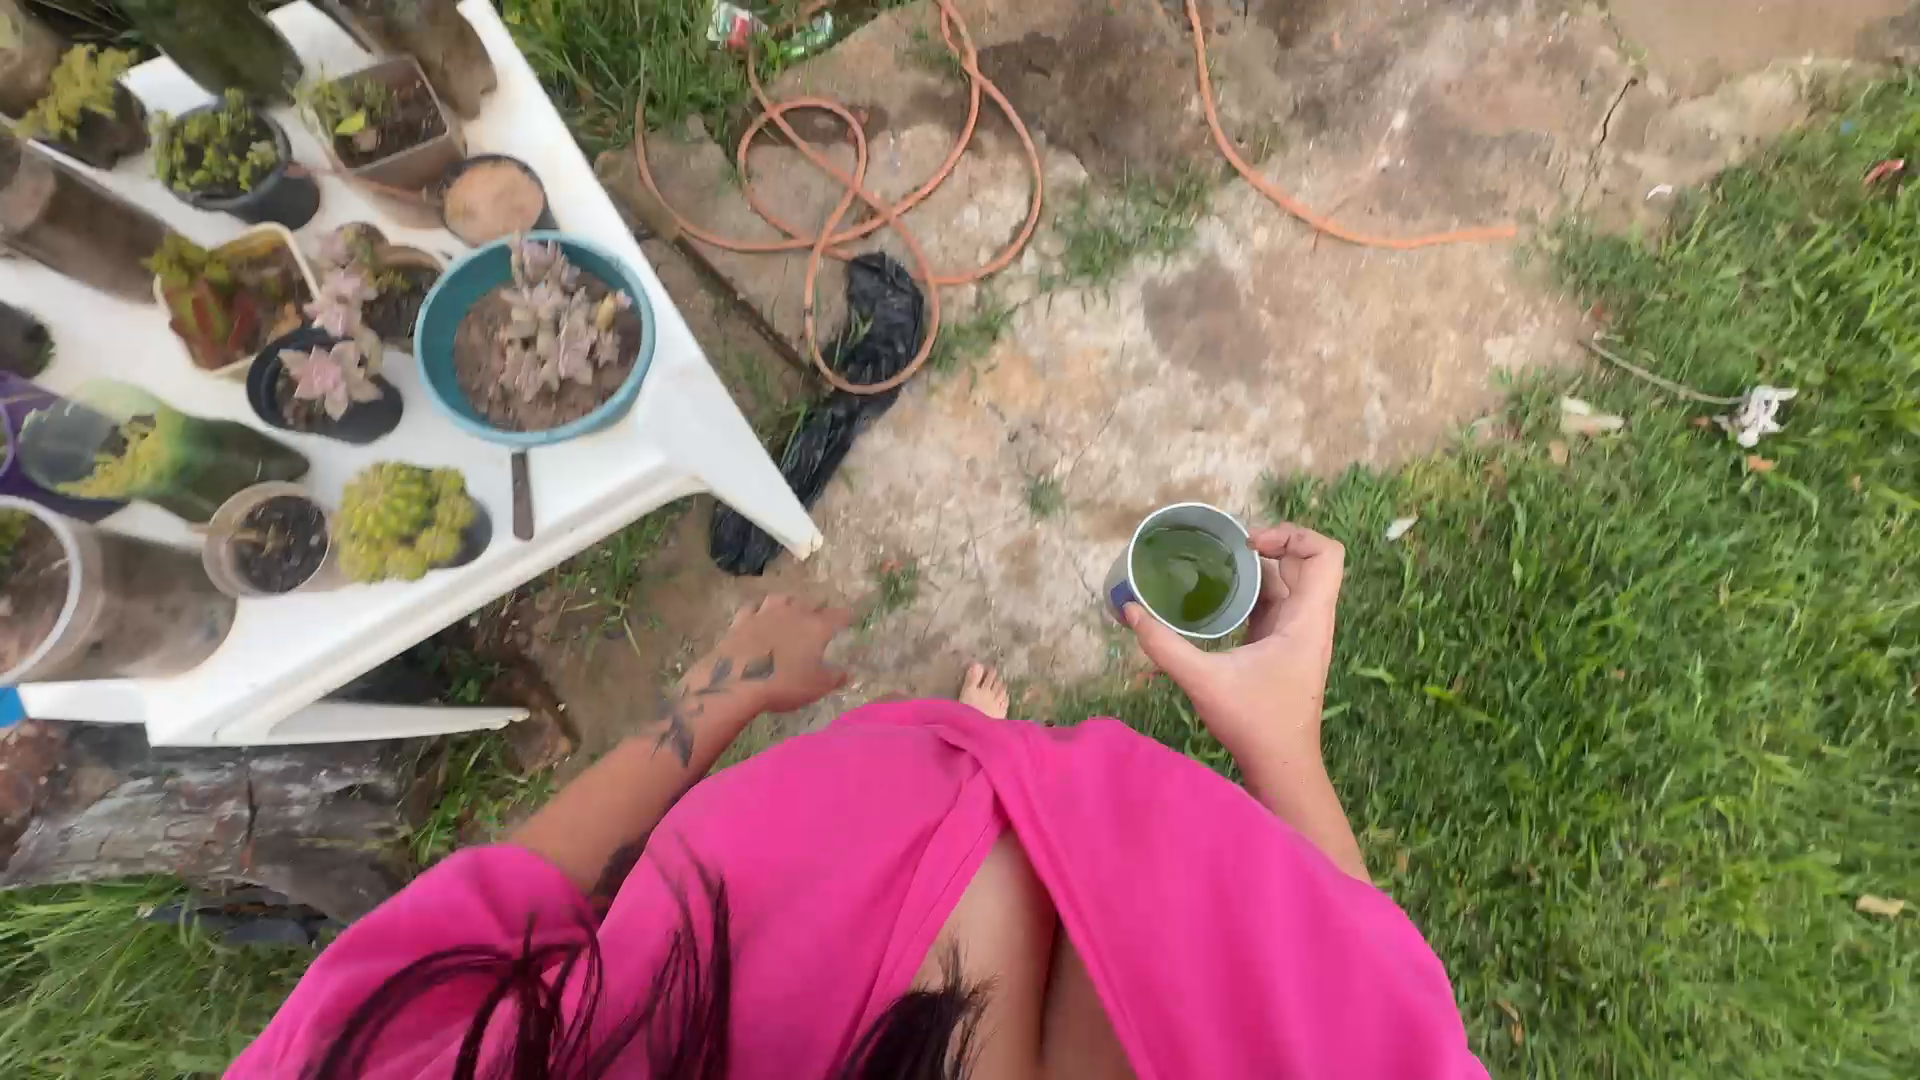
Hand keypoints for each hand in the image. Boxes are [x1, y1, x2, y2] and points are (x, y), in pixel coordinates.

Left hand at [685, 594, 852, 714]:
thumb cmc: (784, 684)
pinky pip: (753, 608)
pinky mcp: (742, 620)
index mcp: (816, 627)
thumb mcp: (818, 687)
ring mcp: (765, 613)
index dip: (847, 615)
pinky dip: (759, 610)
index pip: (839, 615)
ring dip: (789, 602)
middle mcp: (793, 613)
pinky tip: (758, 615)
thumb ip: (835, 677)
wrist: (737, 682)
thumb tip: (847, 673)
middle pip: (810, 601)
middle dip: (818, 606)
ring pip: (781, 598)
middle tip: (821, 615)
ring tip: (790, 609)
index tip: (851, 618)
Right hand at [1124, 523, 1343, 774]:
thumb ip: (1164, 645)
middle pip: (1307, 561)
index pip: (1325, 555)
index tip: (1248, 545)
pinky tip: (1221, 595)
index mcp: (1306, 620)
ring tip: (1219, 563)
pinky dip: (1254, 588)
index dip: (1292, 535)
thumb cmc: (1253, 722)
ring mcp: (1299, 632)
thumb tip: (1130, 610)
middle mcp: (1310, 620)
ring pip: (1292, 580)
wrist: (1281, 764)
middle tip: (1228, 548)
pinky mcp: (1285, 644)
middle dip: (1272, 543)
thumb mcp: (1203, 680)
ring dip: (1261, 566)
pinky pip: (1277, 601)